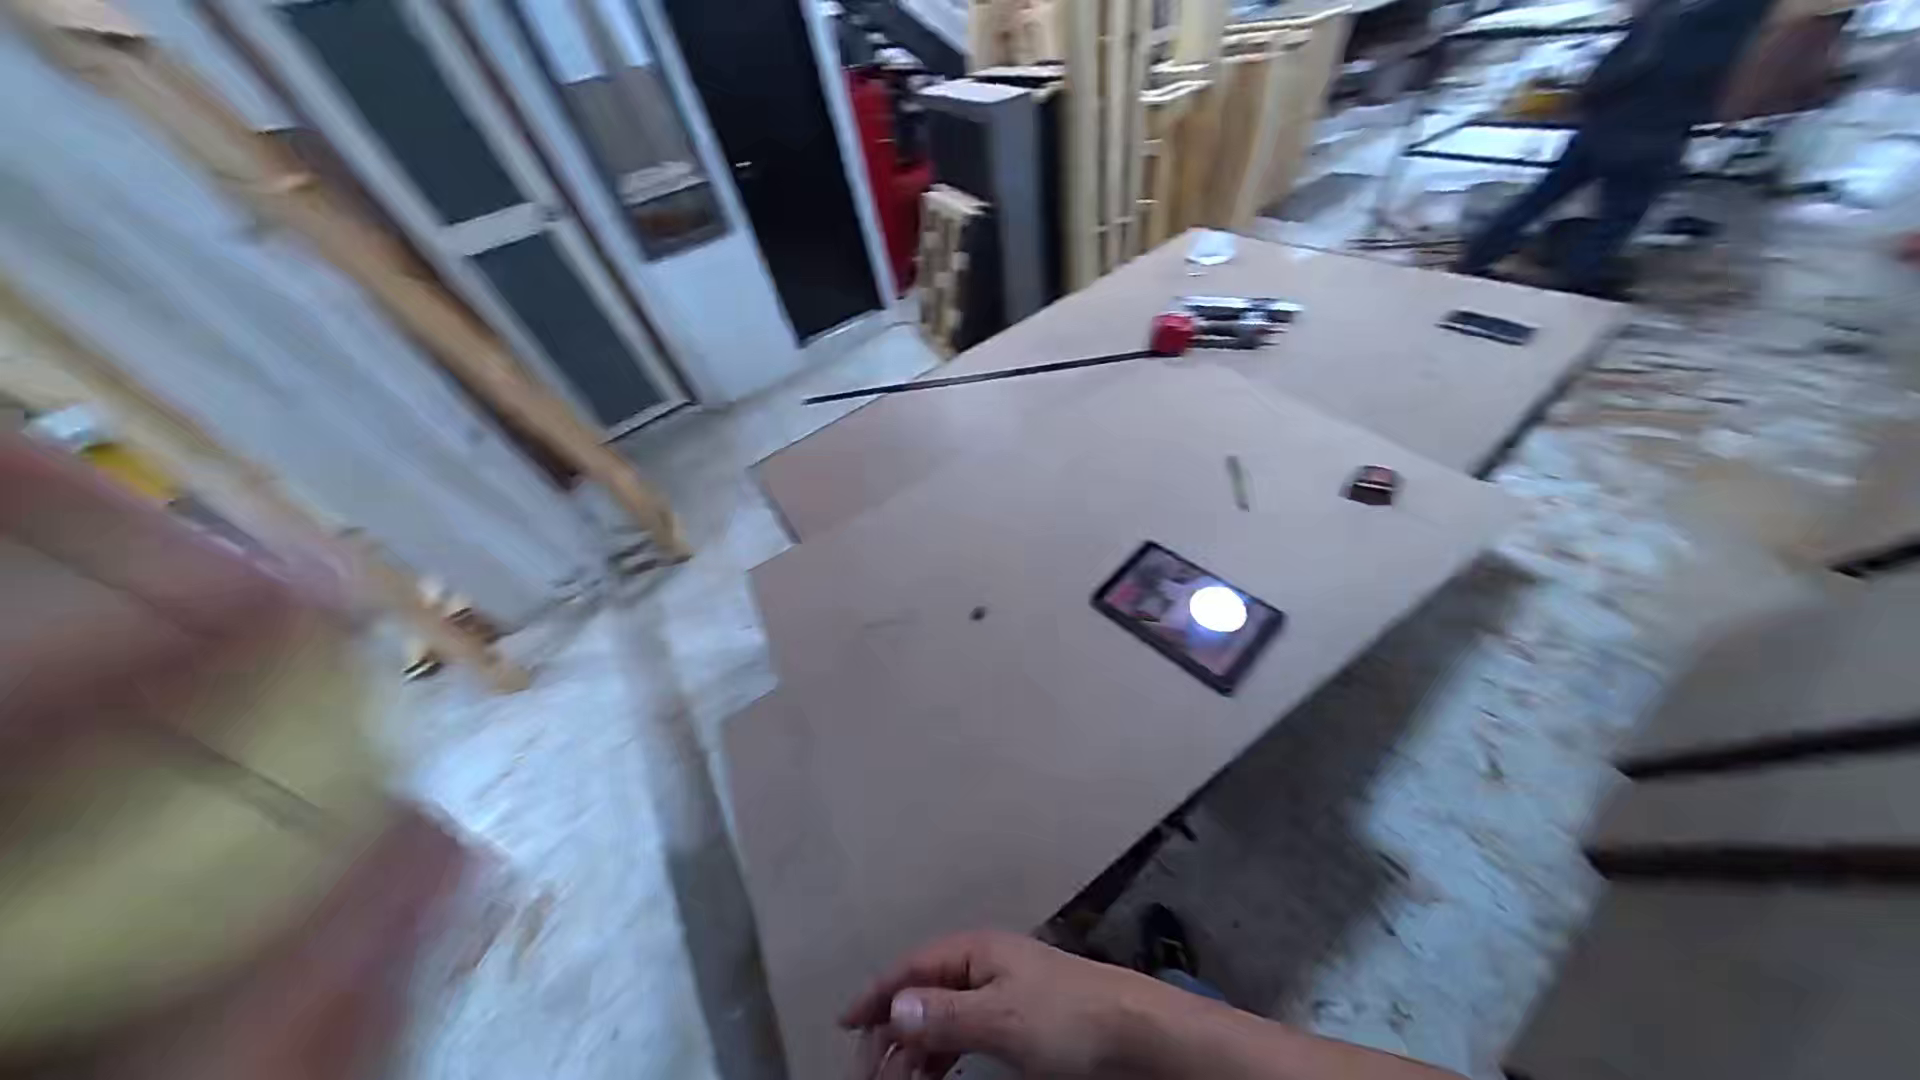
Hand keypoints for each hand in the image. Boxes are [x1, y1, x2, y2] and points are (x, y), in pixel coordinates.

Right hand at [839, 930, 1192, 1078]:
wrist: (1132, 1031)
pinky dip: (942, 1055)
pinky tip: (932, 1075)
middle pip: (923, 993)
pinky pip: (964, 1032)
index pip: (913, 968)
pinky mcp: (1015, 1019)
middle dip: (892, 1029)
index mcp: (976, 952)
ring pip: (942, 1016)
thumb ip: (945, 1014)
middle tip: (867, 1072)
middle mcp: (982, 965)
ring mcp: (999, 991)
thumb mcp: (1001, 1018)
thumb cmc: (1064, 1017)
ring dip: (915, 1048)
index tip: (844, 1022)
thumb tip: (893, 1006)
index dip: (877, 993)